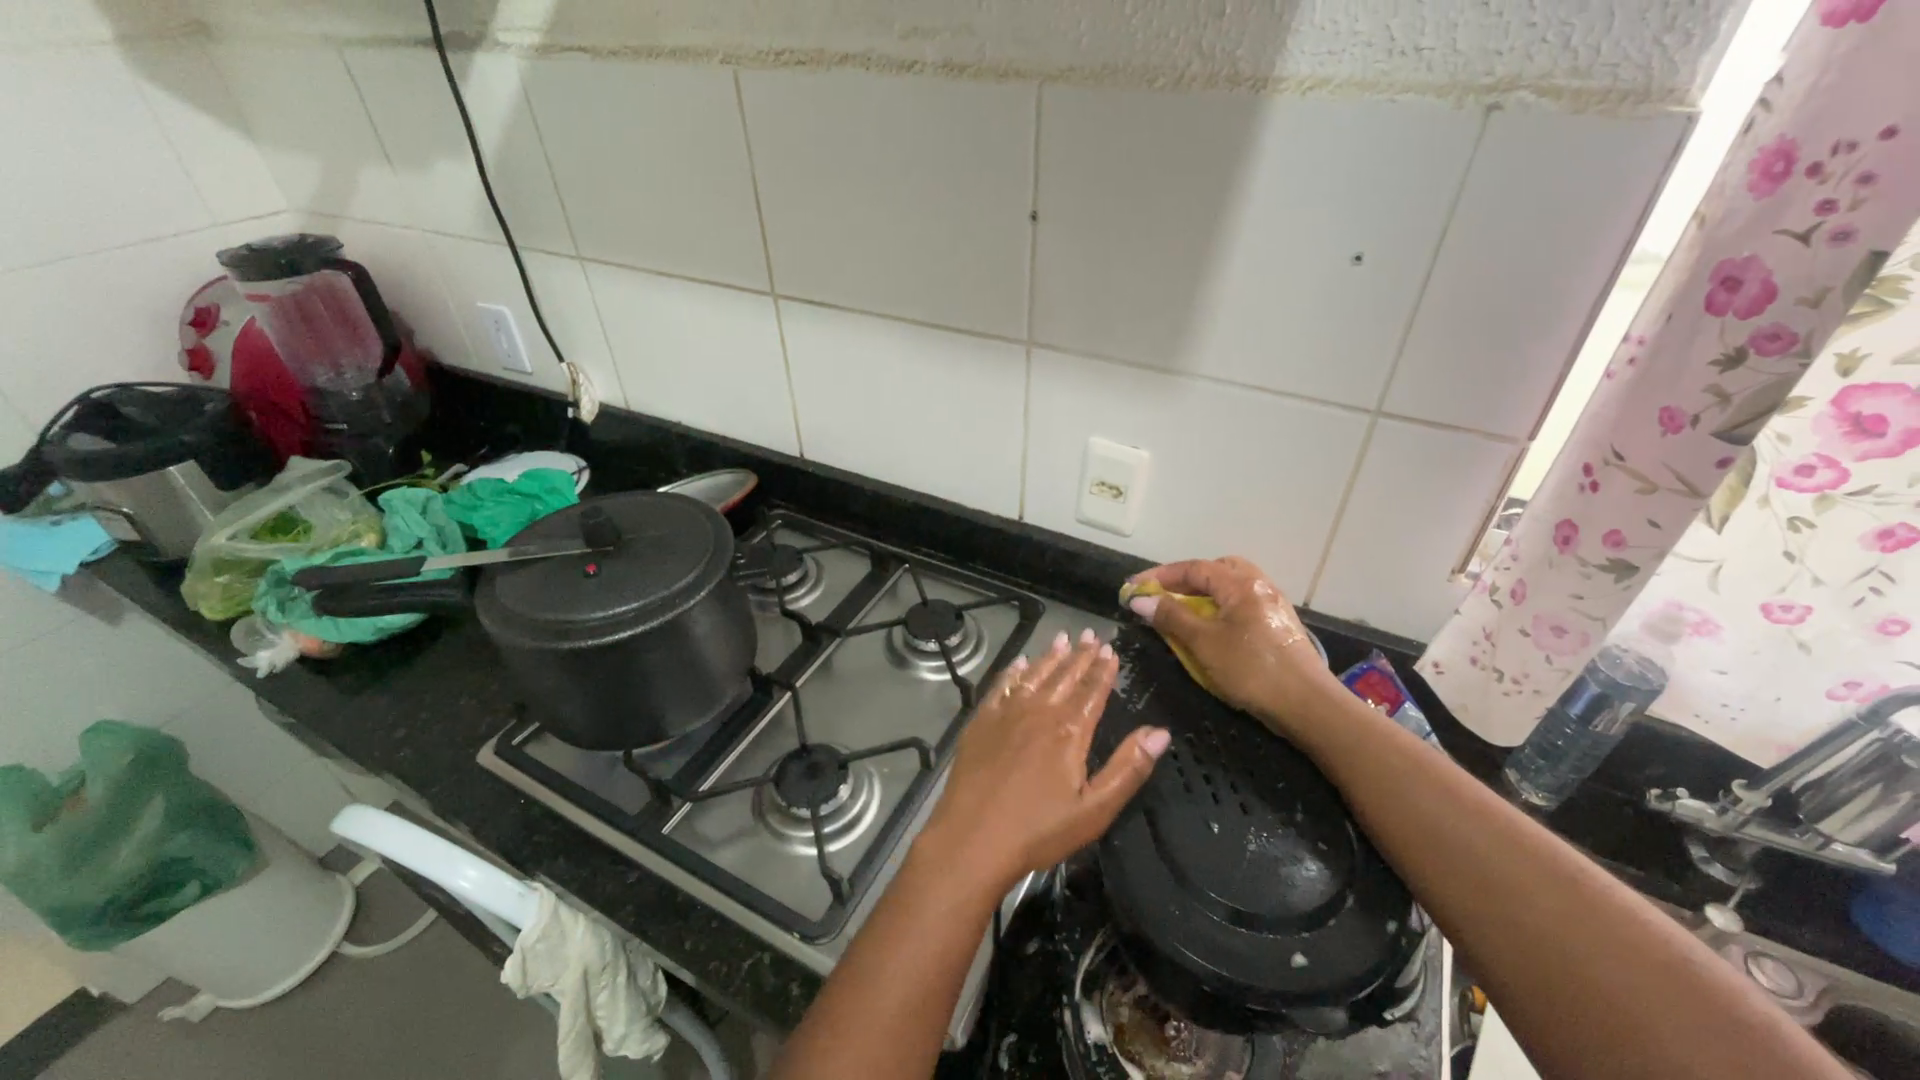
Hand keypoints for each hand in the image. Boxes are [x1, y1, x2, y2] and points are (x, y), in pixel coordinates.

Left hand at [916, 629, 1168, 892]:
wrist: (971, 840)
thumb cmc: (1038, 831)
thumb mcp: (1094, 809)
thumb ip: (1128, 767)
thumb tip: (1160, 732)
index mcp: (1069, 731)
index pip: (1092, 691)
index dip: (1103, 670)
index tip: (1111, 650)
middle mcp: (1038, 713)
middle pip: (1064, 677)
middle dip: (1080, 655)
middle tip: (1091, 634)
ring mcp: (1005, 716)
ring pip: (1032, 676)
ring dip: (1049, 657)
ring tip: (1062, 638)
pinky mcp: (979, 724)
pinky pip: (1000, 688)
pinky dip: (1012, 673)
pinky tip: (1018, 664)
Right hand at [1126, 557, 1335, 734]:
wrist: (1306, 704)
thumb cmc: (1251, 669)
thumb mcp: (1203, 643)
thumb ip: (1172, 617)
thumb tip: (1141, 600)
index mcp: (1240, 584)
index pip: (1193, 568)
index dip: (1160, 576)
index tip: (1133, 588)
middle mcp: (1259, 585)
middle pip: (1217, 570)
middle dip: (1186, 579)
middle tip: (1162, 595)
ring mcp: (1271, 605)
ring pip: (1231, 587)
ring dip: (1204, 595)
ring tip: (1183, 611)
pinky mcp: (1277, 626)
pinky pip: (1241, 605)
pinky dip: (1220, 609)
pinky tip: (1211, 629)